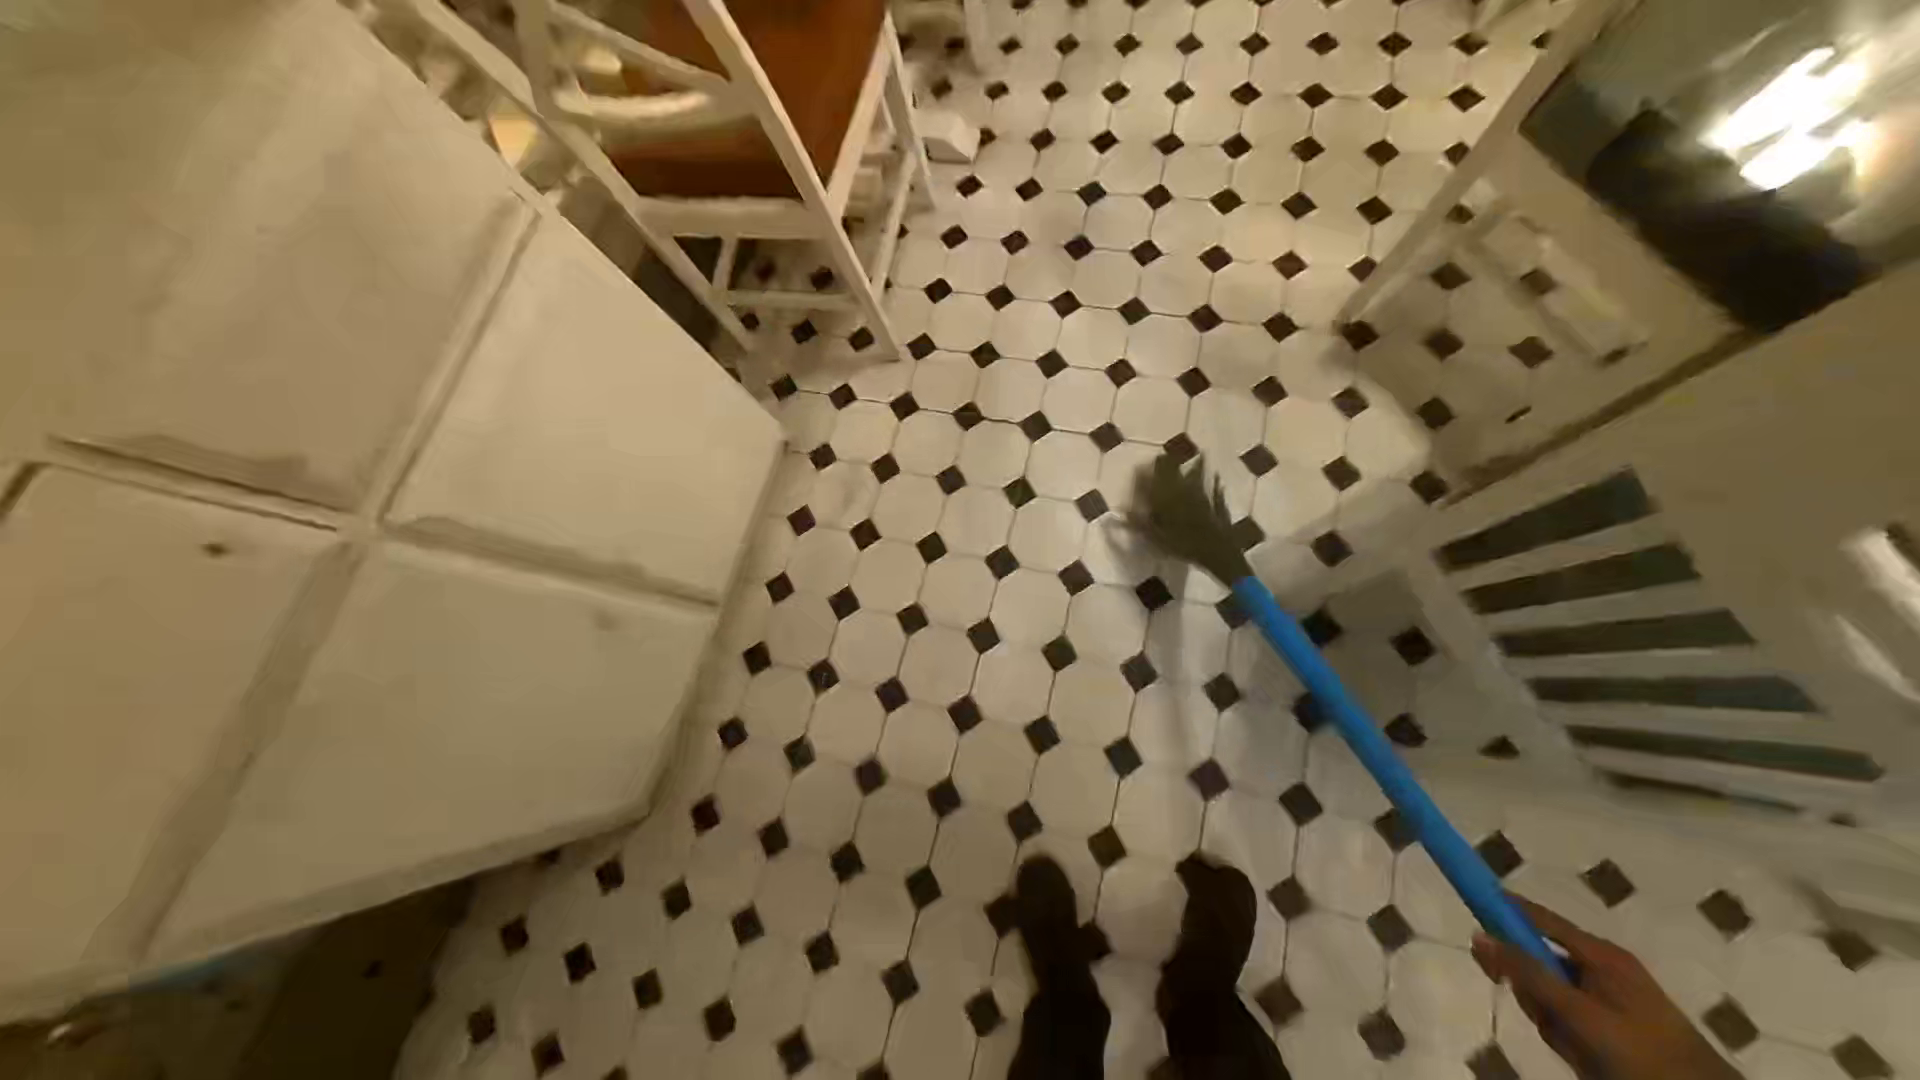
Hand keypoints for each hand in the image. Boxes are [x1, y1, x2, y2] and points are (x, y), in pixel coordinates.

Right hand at [1471, 897, 1742, 1079]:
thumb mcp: (1579, 1013)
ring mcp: (1608, 1000)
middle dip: (1533, 991)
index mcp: (1600, 955)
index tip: (1471, 902)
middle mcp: (1602, 969)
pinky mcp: (1612, 1027)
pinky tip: (1586, 1060)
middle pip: (1537, 961)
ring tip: (1576, 1050)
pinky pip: (1566, 1019)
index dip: (1504, 908)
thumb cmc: (1645, 1053)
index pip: (1538, 917)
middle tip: (1541, 1014)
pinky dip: (1567, 1038)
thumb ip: (1527, 973)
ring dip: (1551, 1021)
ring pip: (1548, 995)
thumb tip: (1477, 934)